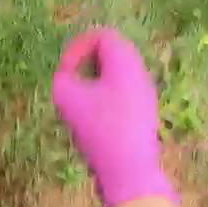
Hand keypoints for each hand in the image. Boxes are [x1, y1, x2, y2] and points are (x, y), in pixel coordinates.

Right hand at [51, 28, 175, 206]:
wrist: (129, 170)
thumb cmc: (99, 128)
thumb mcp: (66, 98)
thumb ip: (62, 78)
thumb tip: (68, 78)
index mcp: (125, 62)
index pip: (102, 36)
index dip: (77, 47)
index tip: (65, 70)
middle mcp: (140, 74)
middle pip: (111, 55)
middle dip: (85, 66)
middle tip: (70, 84)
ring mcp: (145, 96)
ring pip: (115, 77)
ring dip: (92, 86)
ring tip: (78, 107)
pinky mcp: (144, 116)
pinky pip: (120, 96)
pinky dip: (102, 102)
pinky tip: (92, 125)